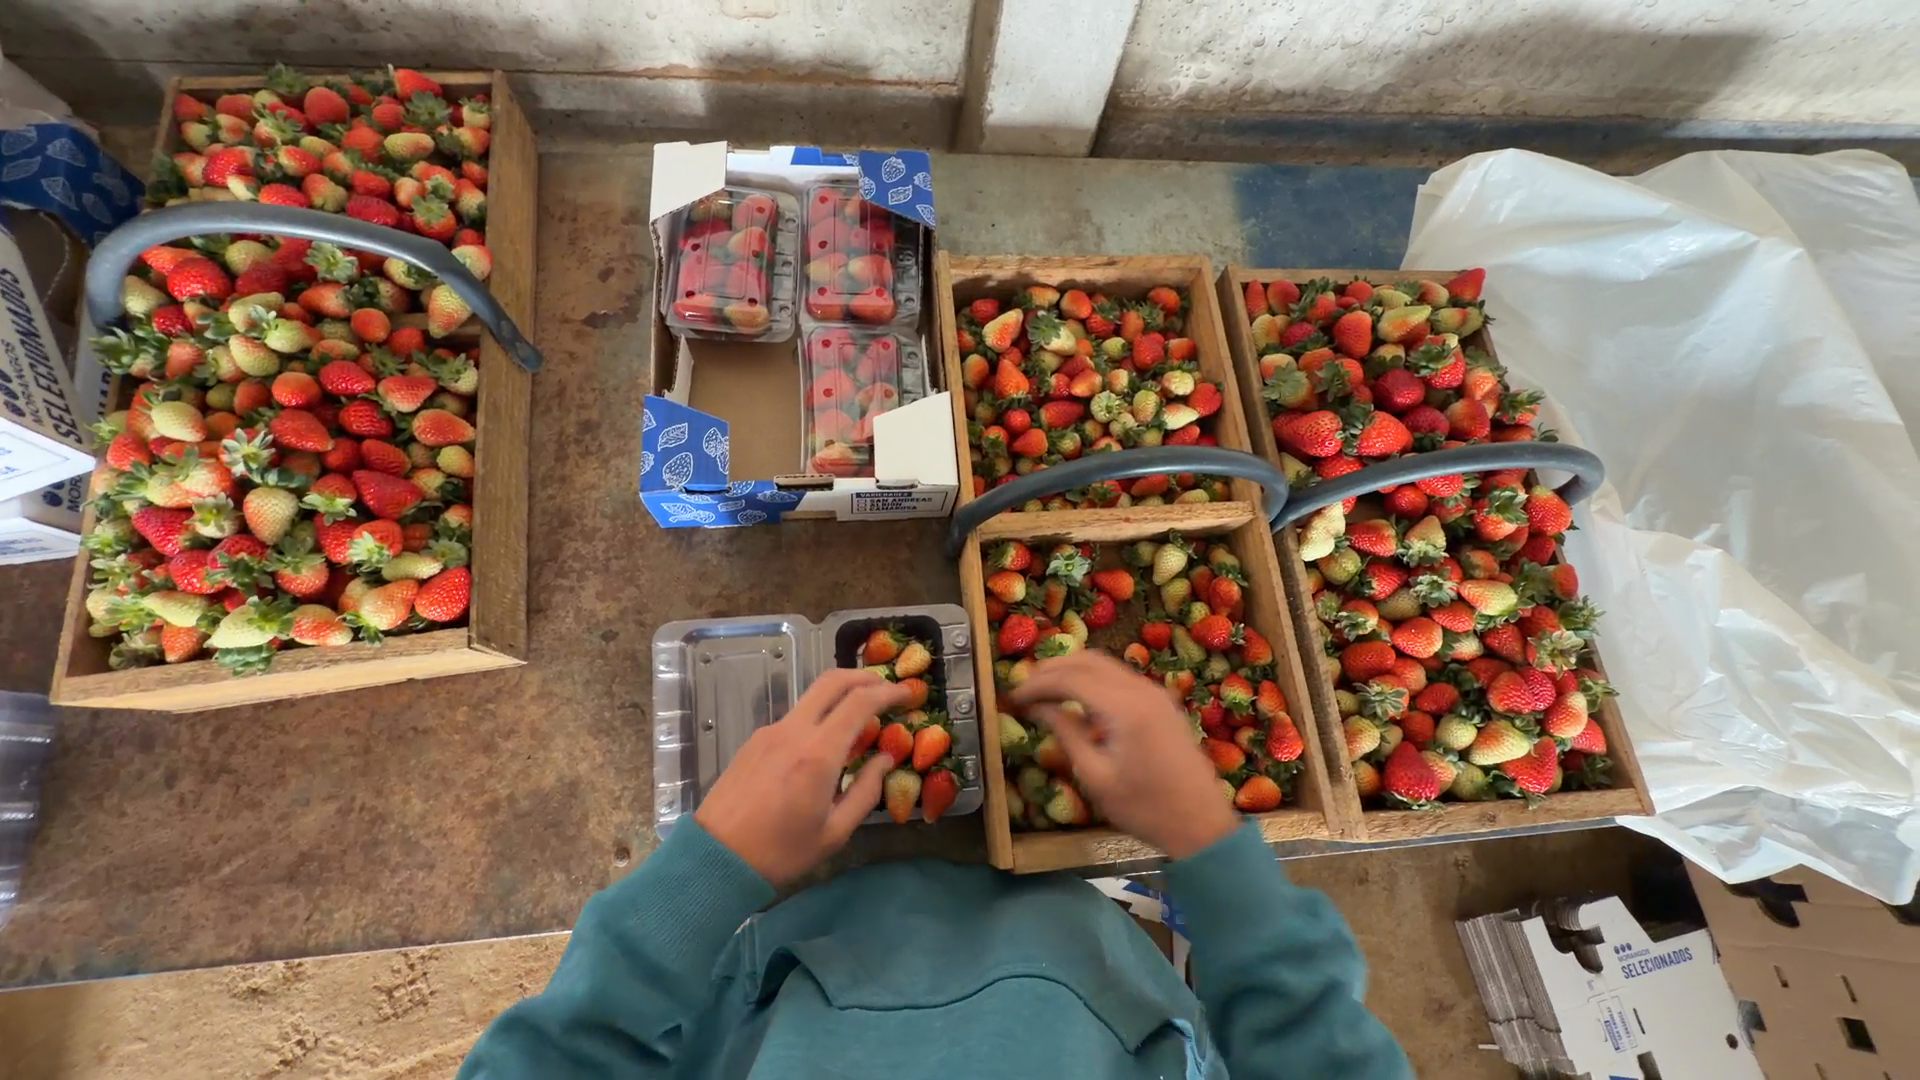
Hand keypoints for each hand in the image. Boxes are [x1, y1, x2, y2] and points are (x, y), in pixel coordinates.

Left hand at [695, 670, 909, 885]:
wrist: (714, 859)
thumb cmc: (781, 852)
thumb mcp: (835, 832)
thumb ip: (866, 790)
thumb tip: (885, 759)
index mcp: (818, 753)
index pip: (860, 701)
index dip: (889, 692)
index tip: (908, 695)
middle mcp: (794, 730)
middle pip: (833, 680)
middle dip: (865, 677)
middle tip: (886, 689)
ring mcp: (771, 731)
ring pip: (812, 697)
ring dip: (841, 697)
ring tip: (859, 721)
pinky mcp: (755, 740)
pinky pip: (795, 717)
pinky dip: (819, 717)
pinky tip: (825, 745)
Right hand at [1008, 651, 1237, 859]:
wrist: (1202, 825)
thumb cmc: (1145, 809)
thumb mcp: (1095, 776)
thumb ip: (1065, 732)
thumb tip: (1037, 707)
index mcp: (1125, 708)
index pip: (1070, 678)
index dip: (1037, 684)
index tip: (1013, 698)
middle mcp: (1141, 689)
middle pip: (1086, 660)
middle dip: (1051, 670)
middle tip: (1024, 689)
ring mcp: (1155, 692)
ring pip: (1104, 663)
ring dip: (1071, 670)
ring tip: (1044, 691)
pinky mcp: (1161, 701)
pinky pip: (1119, 675)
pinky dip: (1091, 677)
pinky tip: (1076, 697)